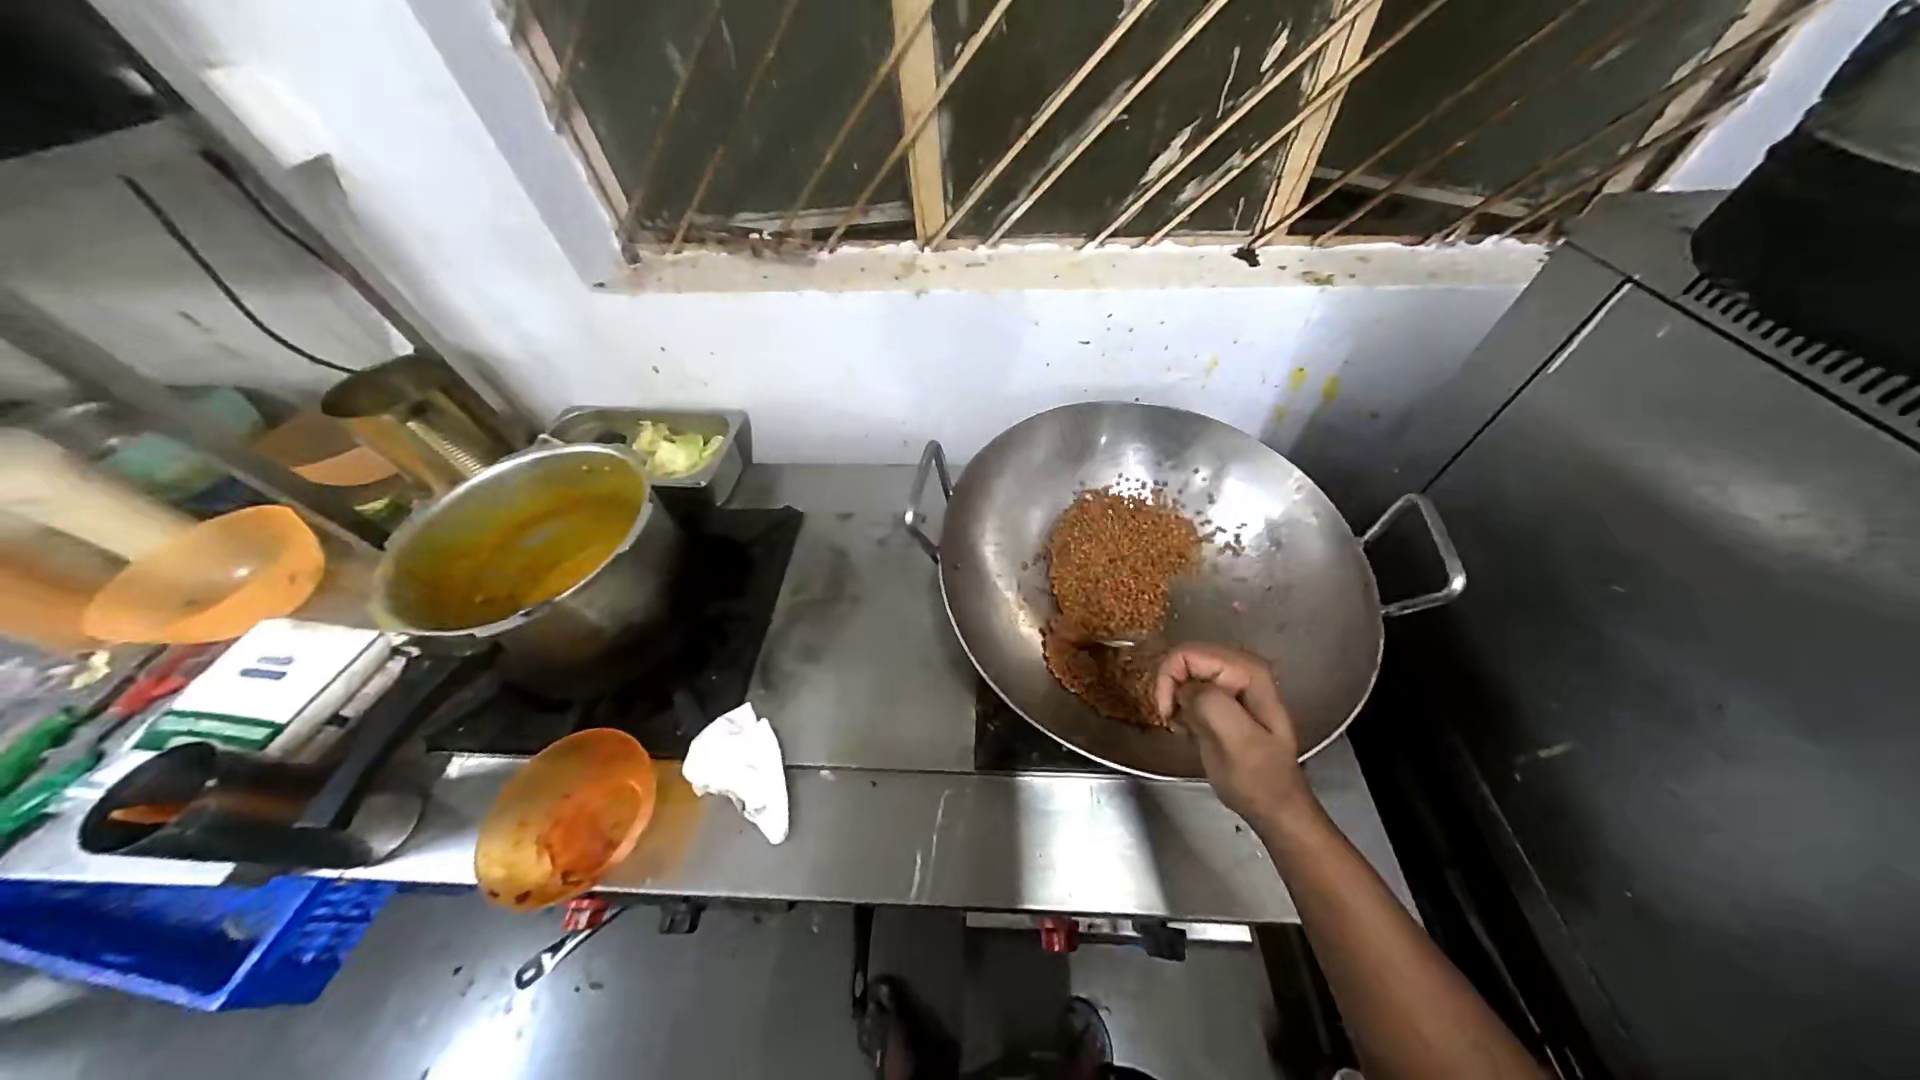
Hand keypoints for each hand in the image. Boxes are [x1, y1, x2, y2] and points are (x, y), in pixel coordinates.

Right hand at [1154, 643, 1311, 825]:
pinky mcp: (1220, 697)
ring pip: (1180, 673)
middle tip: (1173, 721)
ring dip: (1173, 699)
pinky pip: (1185, 687)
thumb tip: (1183, 687)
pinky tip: (1188, 727)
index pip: (1187, 653)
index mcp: (1248, 671)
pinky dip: (1178, 706)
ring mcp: (1230, 682)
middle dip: (1169, 688)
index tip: (1168, 712)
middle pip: (1182, 659)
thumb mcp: (1238, 742)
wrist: (1274, 806)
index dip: (1169, 679)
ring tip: (1183, 727)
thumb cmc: (1259, 778)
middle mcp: (1240, 668)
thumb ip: (1211, 704)